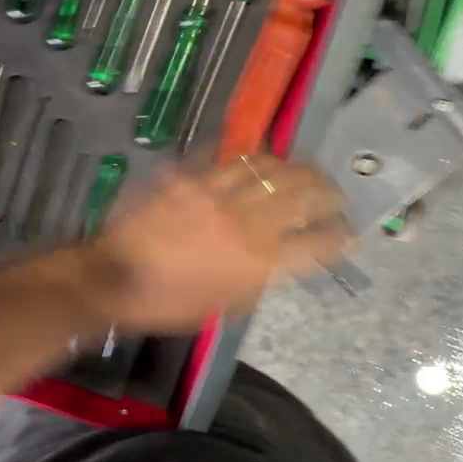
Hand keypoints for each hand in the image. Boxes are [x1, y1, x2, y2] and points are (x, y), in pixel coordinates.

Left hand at [90, 153, 347, 333]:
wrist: (113, 277)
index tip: (349, 233)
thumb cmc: (167, 303)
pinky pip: (221, 156)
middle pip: (301, 190)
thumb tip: (279, 260)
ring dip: (289, 166)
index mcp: (259, 259)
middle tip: (332, 190)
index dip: (340, 236)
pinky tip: (251, 158)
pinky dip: (242, 157)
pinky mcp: (185, 176)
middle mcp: (244, 219)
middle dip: (327, 188)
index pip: (317, 242)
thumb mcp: (224, 304)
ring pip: (266, 165)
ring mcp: (213, 191)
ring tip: (297, 169)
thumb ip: (258, 278)